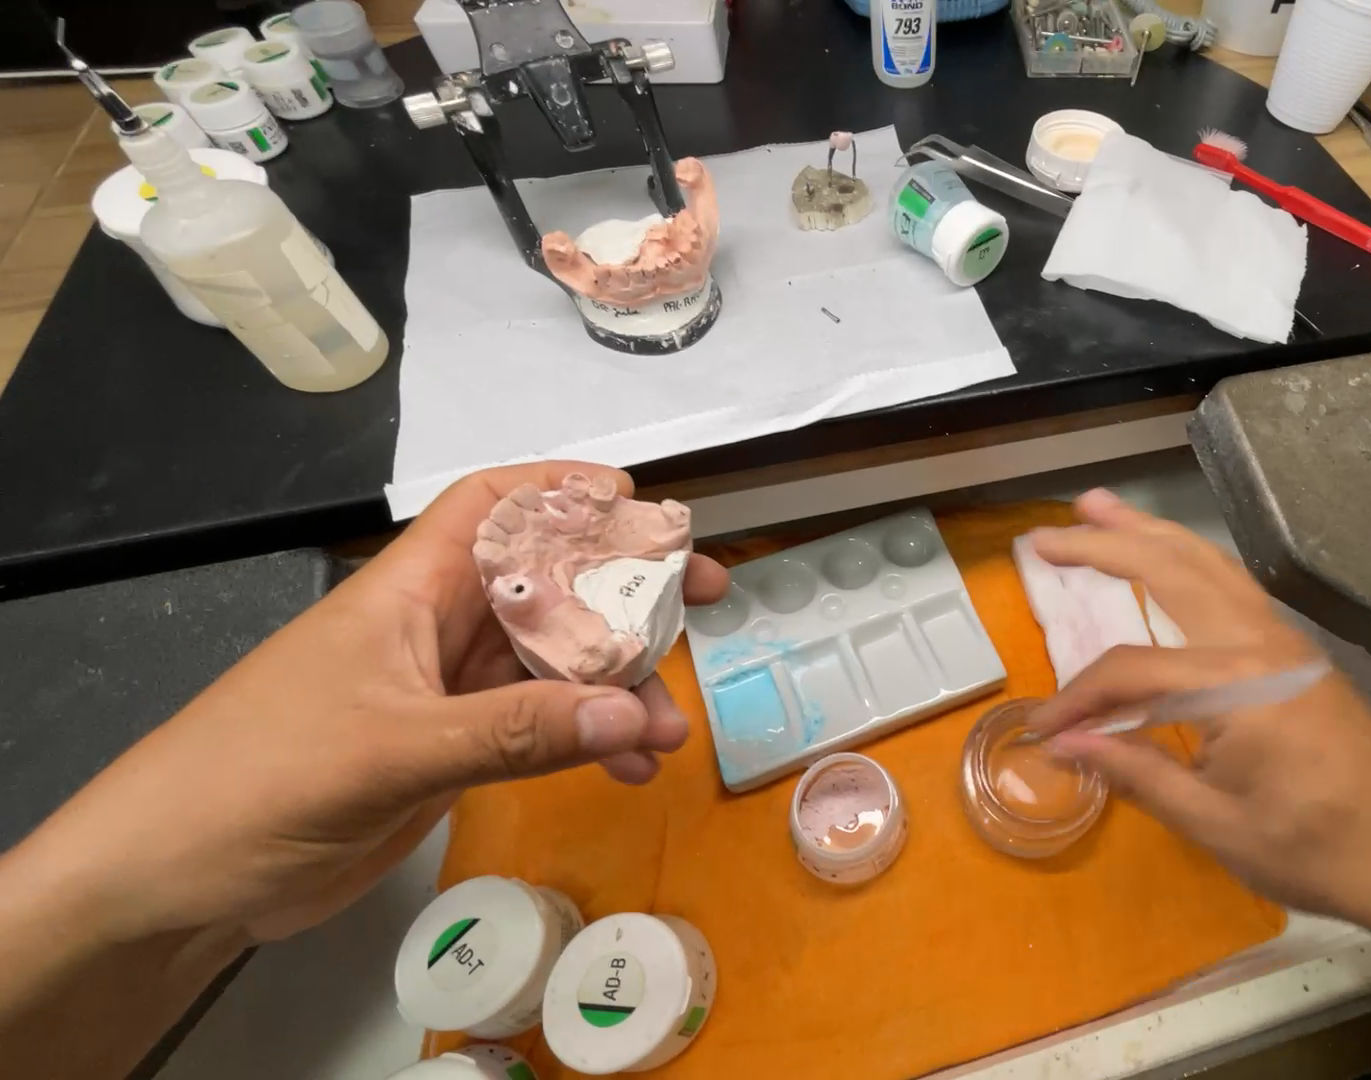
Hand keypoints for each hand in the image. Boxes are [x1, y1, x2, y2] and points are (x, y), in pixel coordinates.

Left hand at [11, 462, 725, 946]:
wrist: (171, 892)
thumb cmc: (255, 783)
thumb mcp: (390, 750)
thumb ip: (515, 731)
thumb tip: (632, 712)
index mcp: (412, 591)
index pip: (491, 508)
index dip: (560, 488)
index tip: (634, 498)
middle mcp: (445, 627)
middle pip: (555, 582)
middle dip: (630, 586)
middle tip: (702, 594)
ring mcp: (460, 689)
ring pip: (564, 663)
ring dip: (621, 688)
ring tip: (668, 727)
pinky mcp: (468, 744)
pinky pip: (551, 726)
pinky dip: (595, 741)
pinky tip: (631, 768)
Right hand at [1027, 490, 1370, 933]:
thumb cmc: (1317, 852)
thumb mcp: (1216, 826)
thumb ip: (1136, 773)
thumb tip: (1063, 746)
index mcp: (1236, 686)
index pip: (1129, 671)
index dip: (1077, 698)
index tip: (1045, 729)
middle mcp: (1257, 641)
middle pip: (1168, 570)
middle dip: (1103, 545)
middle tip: (1046, 537)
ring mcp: (1281, 637)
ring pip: (1205, 562)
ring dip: (1147, 532)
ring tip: (1098, 508)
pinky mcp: (1293, 648)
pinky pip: (1228, 582)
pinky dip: (1184, 557)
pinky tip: (1164, 557)